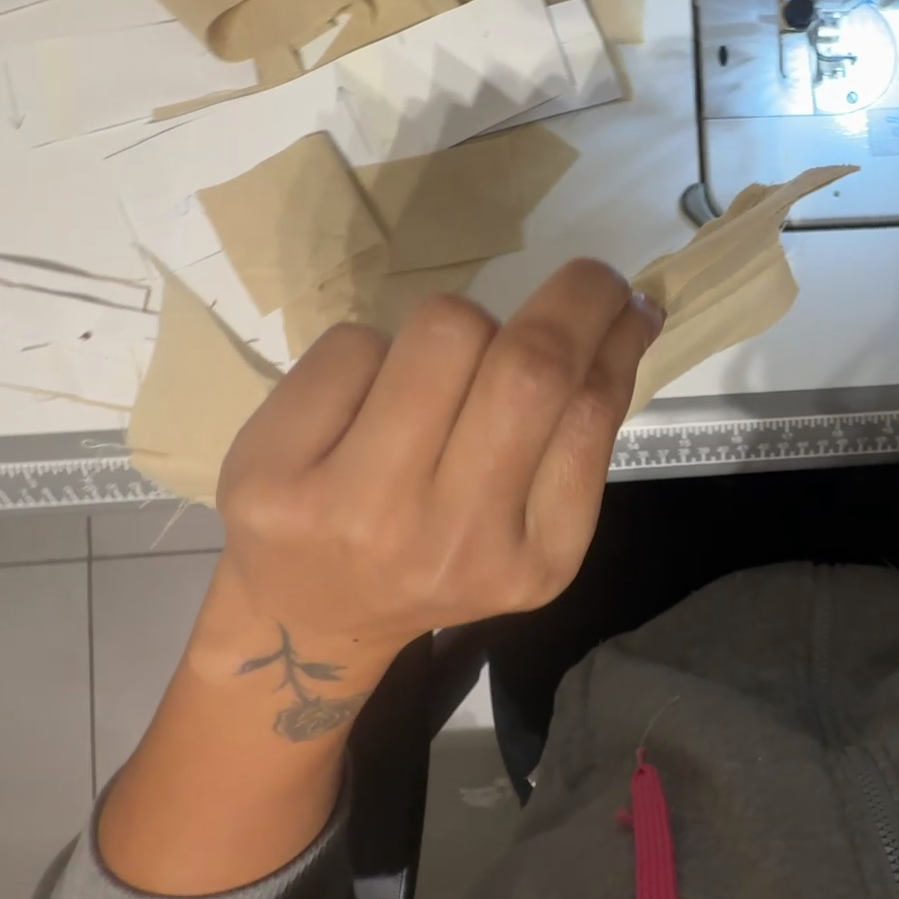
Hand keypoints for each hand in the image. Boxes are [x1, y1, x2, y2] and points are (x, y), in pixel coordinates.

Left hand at [211, 259, 663, 663]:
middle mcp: (451, 540)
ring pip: (444, 331)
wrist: (309, 620)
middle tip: (590, 278)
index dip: (618, 339)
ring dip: (467, 329)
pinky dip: (380, 353)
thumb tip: (627, 317)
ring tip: (448, 374)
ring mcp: (353, 509)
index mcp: (533, 558)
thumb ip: (578, 434)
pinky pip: (356, 343)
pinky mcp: (268, 474)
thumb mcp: (536, 525)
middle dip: (575, 297)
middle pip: (527, 367)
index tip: (630, 302)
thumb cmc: (442, 555)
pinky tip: (367, 403)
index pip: (589, 416)